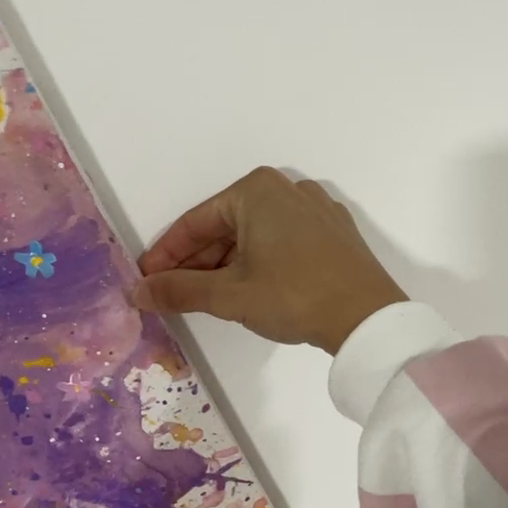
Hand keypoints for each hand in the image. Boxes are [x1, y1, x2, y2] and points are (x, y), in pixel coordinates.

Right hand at [132, 168, 408, 352]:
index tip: (147, 281)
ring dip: (229, 265)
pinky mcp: (336, 234)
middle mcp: (287, 189)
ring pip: (256, 236)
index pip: (196, 223)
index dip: (166, 255)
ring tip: (208, 299)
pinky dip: (261, 263)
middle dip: (198, 262)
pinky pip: (285, 243)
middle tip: (174, 295)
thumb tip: (138, 291)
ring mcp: (317, 210)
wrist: (369, 318)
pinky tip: (252, 291)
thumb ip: (179, 290)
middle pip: (227, 227)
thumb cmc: (294, 296)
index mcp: (256, 190)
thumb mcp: (229, 295)